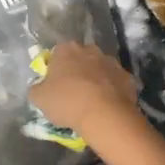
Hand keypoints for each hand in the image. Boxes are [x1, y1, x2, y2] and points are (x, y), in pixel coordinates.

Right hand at [29, 43, 147, 145]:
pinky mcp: (128, 78)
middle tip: (73, 92)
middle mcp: (90, 50)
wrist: (104, 115)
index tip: (54, 85)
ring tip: (92, 101)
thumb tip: (39, 87)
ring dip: (96, 80)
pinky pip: (116, 83)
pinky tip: (107, 106)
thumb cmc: (67, 102)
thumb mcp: (39, 98)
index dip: (55, 69)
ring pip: (100, 69)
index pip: (57, 54)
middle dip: (77, 71)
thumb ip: (37, 88)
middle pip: (80, 59)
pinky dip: (112, 92)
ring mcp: (112, 62)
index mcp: (66, 49)